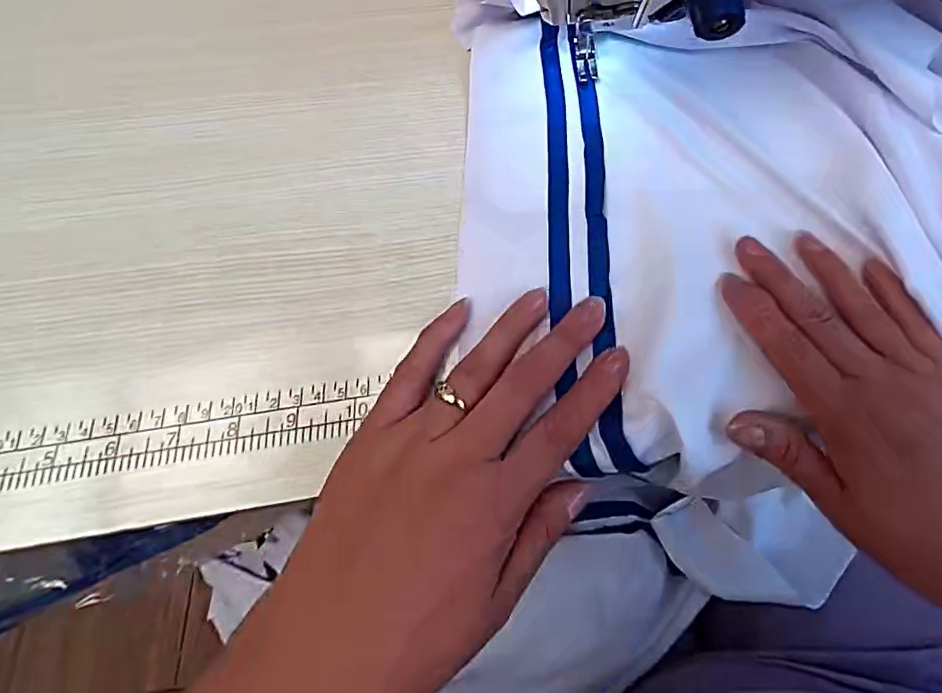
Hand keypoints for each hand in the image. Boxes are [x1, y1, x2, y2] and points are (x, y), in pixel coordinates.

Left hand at [197, 291, 627, 692]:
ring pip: (471, 371)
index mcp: (492, 503)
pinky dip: (435, 338)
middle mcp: (457, 460)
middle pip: (521, 387)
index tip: (617, 358)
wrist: (324, 643)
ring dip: (508, 329)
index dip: (592, 392)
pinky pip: (408, 374)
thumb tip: (578, 486)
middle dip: (562, 342)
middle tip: (589, 308)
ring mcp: (411, 439)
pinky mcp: (373, 433)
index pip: (557, 433)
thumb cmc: (416, 632)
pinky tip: (459, 311)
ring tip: (537, 298)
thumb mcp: (494, 601)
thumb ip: (538, 535)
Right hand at [719, 233, 941, 620]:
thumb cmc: (918, 538)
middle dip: (779, 278)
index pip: (788, 348)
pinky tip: (874, 266)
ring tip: (804, 239)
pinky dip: (894, 291)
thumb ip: (791, 455)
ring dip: (831, 270)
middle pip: (818, 317)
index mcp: (845, 413)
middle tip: (750, 244)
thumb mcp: (843, 508)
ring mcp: (918, 372)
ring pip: (864, 309)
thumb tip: (734, 420)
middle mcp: (878, 380)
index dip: (755, 311)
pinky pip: (917, 322)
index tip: (730, 281)